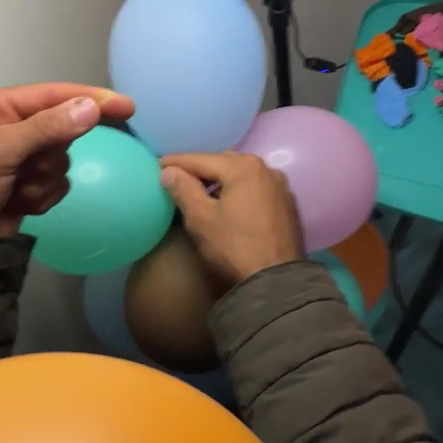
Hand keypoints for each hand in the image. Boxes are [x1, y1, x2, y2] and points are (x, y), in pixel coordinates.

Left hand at [0, 84, 135, 238]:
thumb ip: (46, 128)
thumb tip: (90, 108)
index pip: (55, 95)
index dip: (92, 100)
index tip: (127, 107)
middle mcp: (11, 125)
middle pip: (63, 130)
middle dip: (48, 157)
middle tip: (24, 170)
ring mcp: (20, 156)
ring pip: (62, 160)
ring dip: (42, 181)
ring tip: (13, 191)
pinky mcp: (28, 182)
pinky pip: (58, 183)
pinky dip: (41, 196)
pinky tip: (17, 203)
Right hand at [158, 152, 304, 285]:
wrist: (277, 283)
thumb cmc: (234, 248)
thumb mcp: (201, 218)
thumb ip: (183, 189)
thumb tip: (169, 171)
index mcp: (243, 167)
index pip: (200, 159)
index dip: (175, 162)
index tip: (155, 165)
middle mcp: (266, 168)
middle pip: (223, 163)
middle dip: (200, 169)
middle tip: (177, 178)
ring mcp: (280, 186)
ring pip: (241, 175)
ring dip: (220, 180)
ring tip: (200, 191)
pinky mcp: (286, 204)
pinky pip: (255, 189)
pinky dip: (238, 191)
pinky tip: (227, 204)